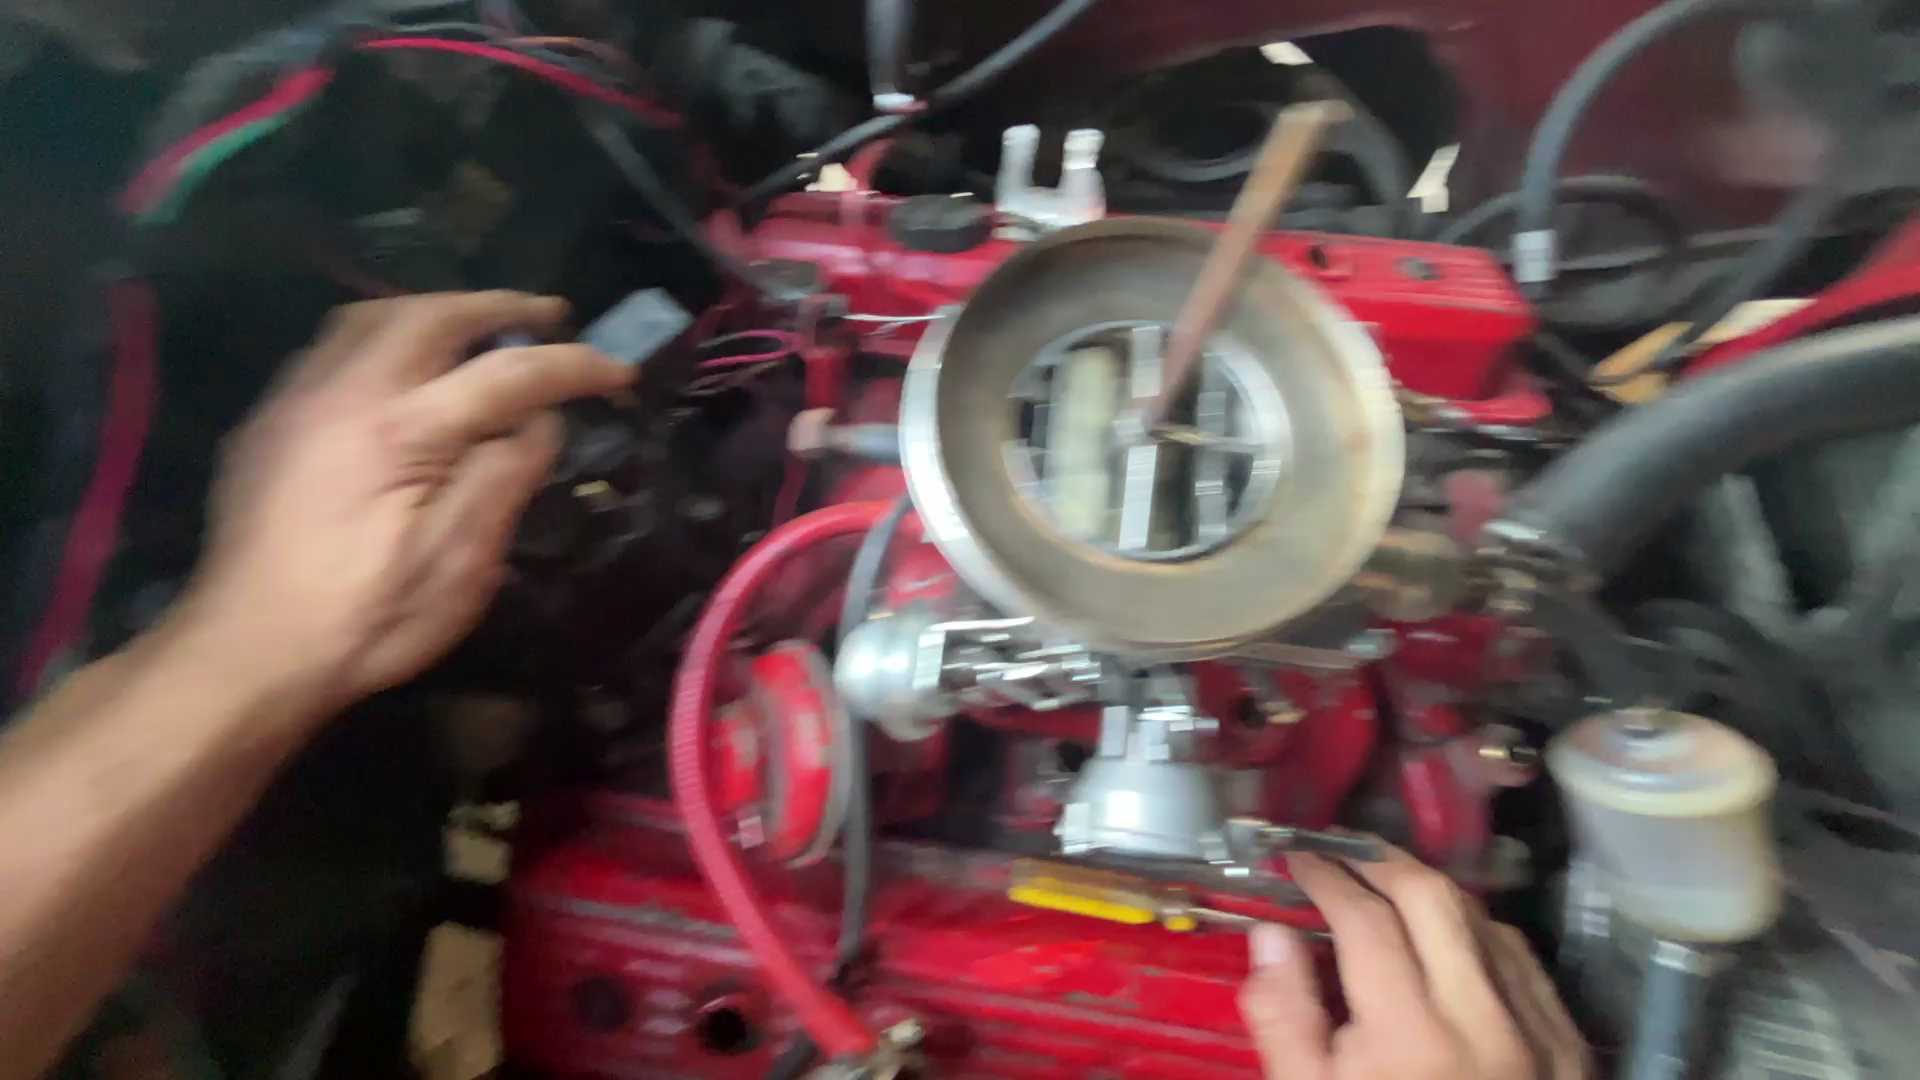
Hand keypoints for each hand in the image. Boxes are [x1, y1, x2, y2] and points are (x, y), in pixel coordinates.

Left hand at [175, 291, 632, 710]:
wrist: (250, 656)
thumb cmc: (374, 616)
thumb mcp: (466, 558)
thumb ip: (507, 474)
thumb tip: (539, 422)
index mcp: (398, 431)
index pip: (505, 375)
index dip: (573, 367)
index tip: (622, 373)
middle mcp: (340, 394)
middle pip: (429, 316)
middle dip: (501, 307)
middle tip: (554, 316)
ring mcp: (296, 403)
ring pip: (371, 318)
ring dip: (442, 311)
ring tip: (489, 327)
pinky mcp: (274, 424)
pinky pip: (339, 346)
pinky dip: (396, 335)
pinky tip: (418, 368)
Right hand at [1239, 847, 1590, 1079]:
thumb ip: (1283, 1015)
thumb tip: (1272, 932)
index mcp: (1414, 1037)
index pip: (1365, 917)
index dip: (1323, 873)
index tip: (1295, 860)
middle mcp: (1487, 1022)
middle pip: (1430, 895)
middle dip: (1373, 859)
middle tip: (1334, 853)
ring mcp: (1541, 1036)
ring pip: (1480, 915)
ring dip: (1421, 886)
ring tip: (1378, 883)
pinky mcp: (1571, 1052)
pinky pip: (1518, 956)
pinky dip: (1470, 924)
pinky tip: (1440, 932)